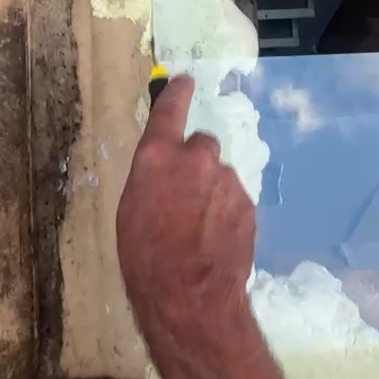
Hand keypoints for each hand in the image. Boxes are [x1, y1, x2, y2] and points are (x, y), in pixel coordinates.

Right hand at [117, 75, 257, 357]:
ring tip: (198, 230)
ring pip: (219, 176)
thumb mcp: (131, 210)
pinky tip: (215, 240)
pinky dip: (226, 212)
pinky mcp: (247, 202)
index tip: (185, 81)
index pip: (170, 110)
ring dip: (211, 192)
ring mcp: (226, 179)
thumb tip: (164, 171)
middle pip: (200, 145)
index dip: (177, 93)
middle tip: (184, 197)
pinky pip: (234, 199)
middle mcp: (195, 158)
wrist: (189, 297)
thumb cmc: (144, 257)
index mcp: (157, 157)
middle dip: (194, 164)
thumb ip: (151, 179)